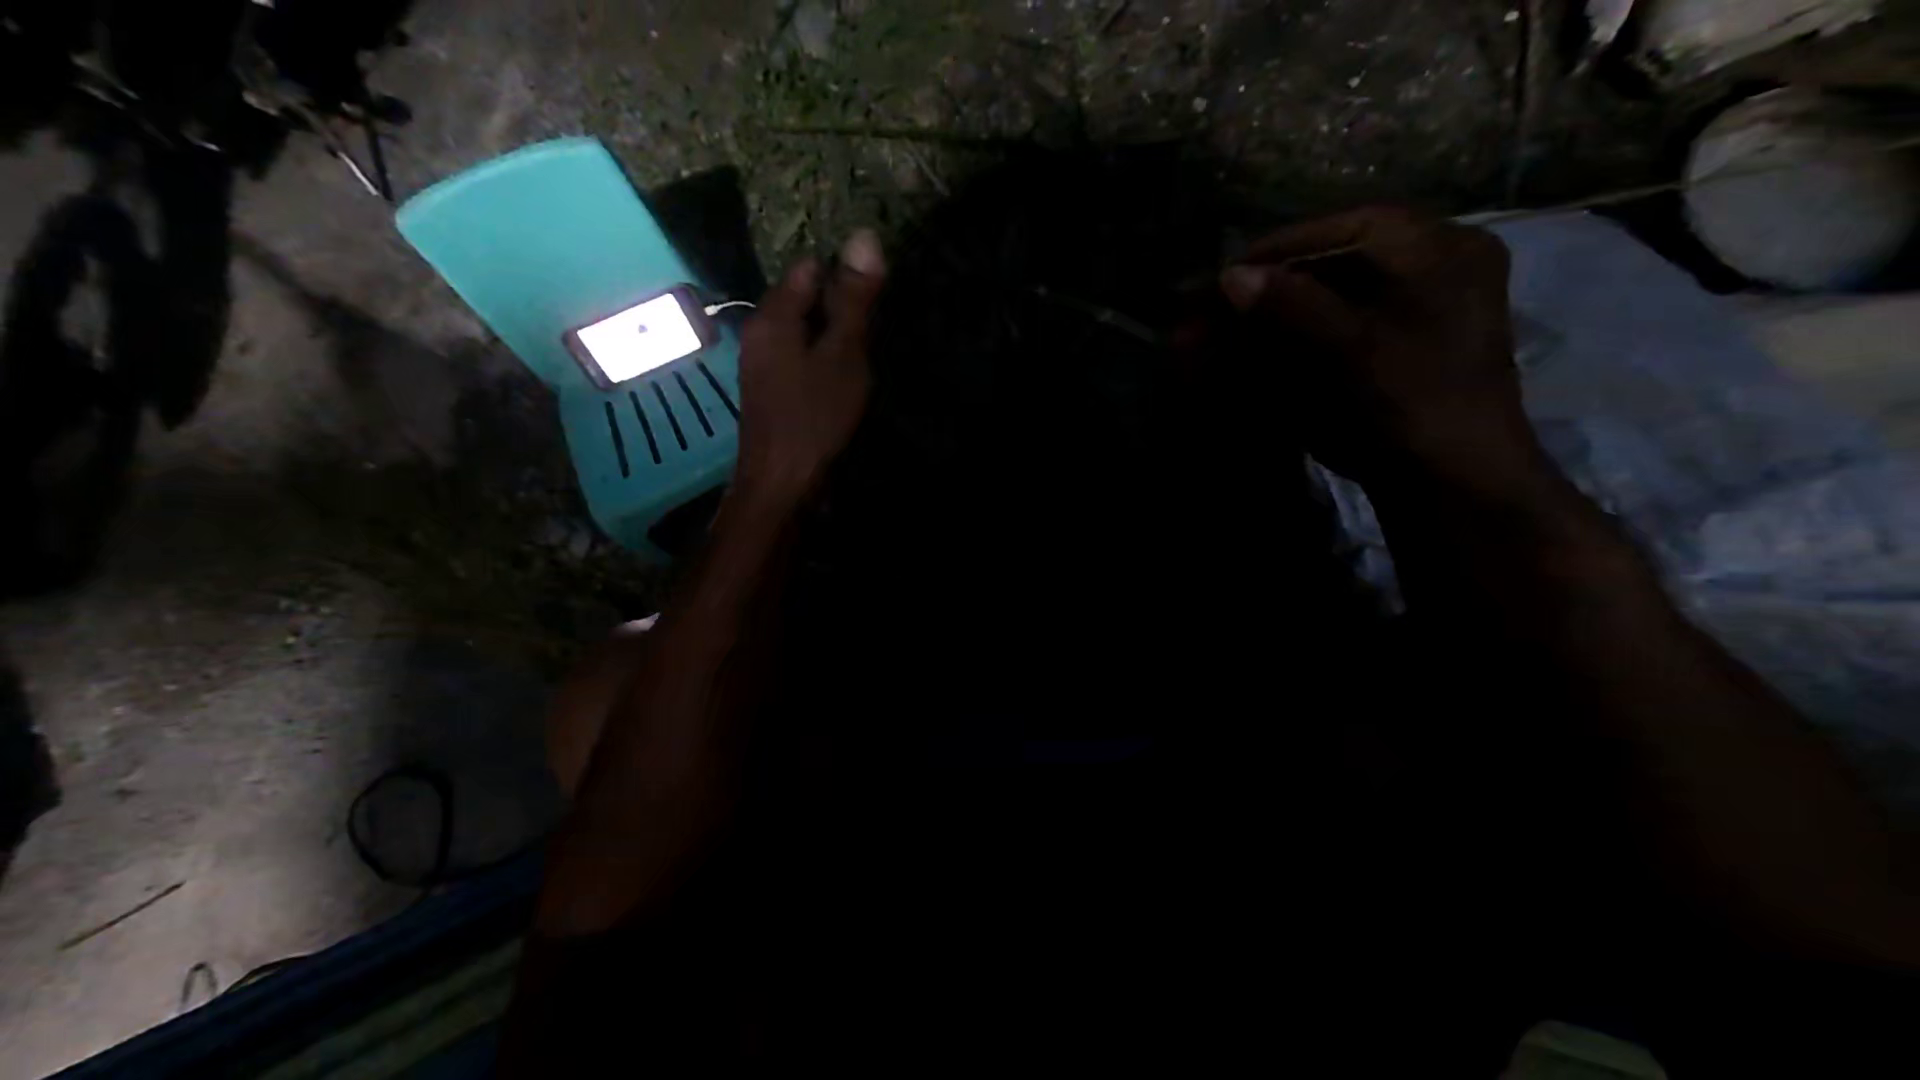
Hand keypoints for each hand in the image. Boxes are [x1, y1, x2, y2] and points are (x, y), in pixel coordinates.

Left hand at [733, 229, 886, 506]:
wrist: (782, 482)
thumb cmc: (814, 416)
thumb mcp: (843, 355)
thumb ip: (853, 300)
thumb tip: (865, 236)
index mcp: (773, 316)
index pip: (809, 268)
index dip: (843, 274)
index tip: (874, 296)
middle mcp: (759, 332)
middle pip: (803, 300)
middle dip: (838, 307)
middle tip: (874, 329)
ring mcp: (760, 363)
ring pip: (802, 332)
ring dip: (830, 337)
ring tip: (862, 355)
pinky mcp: (769, 390)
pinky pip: (798, 358)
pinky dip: (820, 360)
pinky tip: (840, 380)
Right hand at [1219, 207, 1533, 488]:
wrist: (1455, 481)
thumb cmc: (1412, 401)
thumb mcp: (1349, 347)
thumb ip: (1290, 304)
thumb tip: (1231, 275)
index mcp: (1438, 250)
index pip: (1346, 228)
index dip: (1281, 249)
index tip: (1229, 272)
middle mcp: (1433, 270)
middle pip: (1333, 266)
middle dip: (1268, 292)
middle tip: (1217, 311)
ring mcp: (1416, 314)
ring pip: (1329, 302)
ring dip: (1272, 319)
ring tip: (1222, 337)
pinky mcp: (1397, 353)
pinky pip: (1335, 333)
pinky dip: (1291, 343)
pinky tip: (1254, 355)